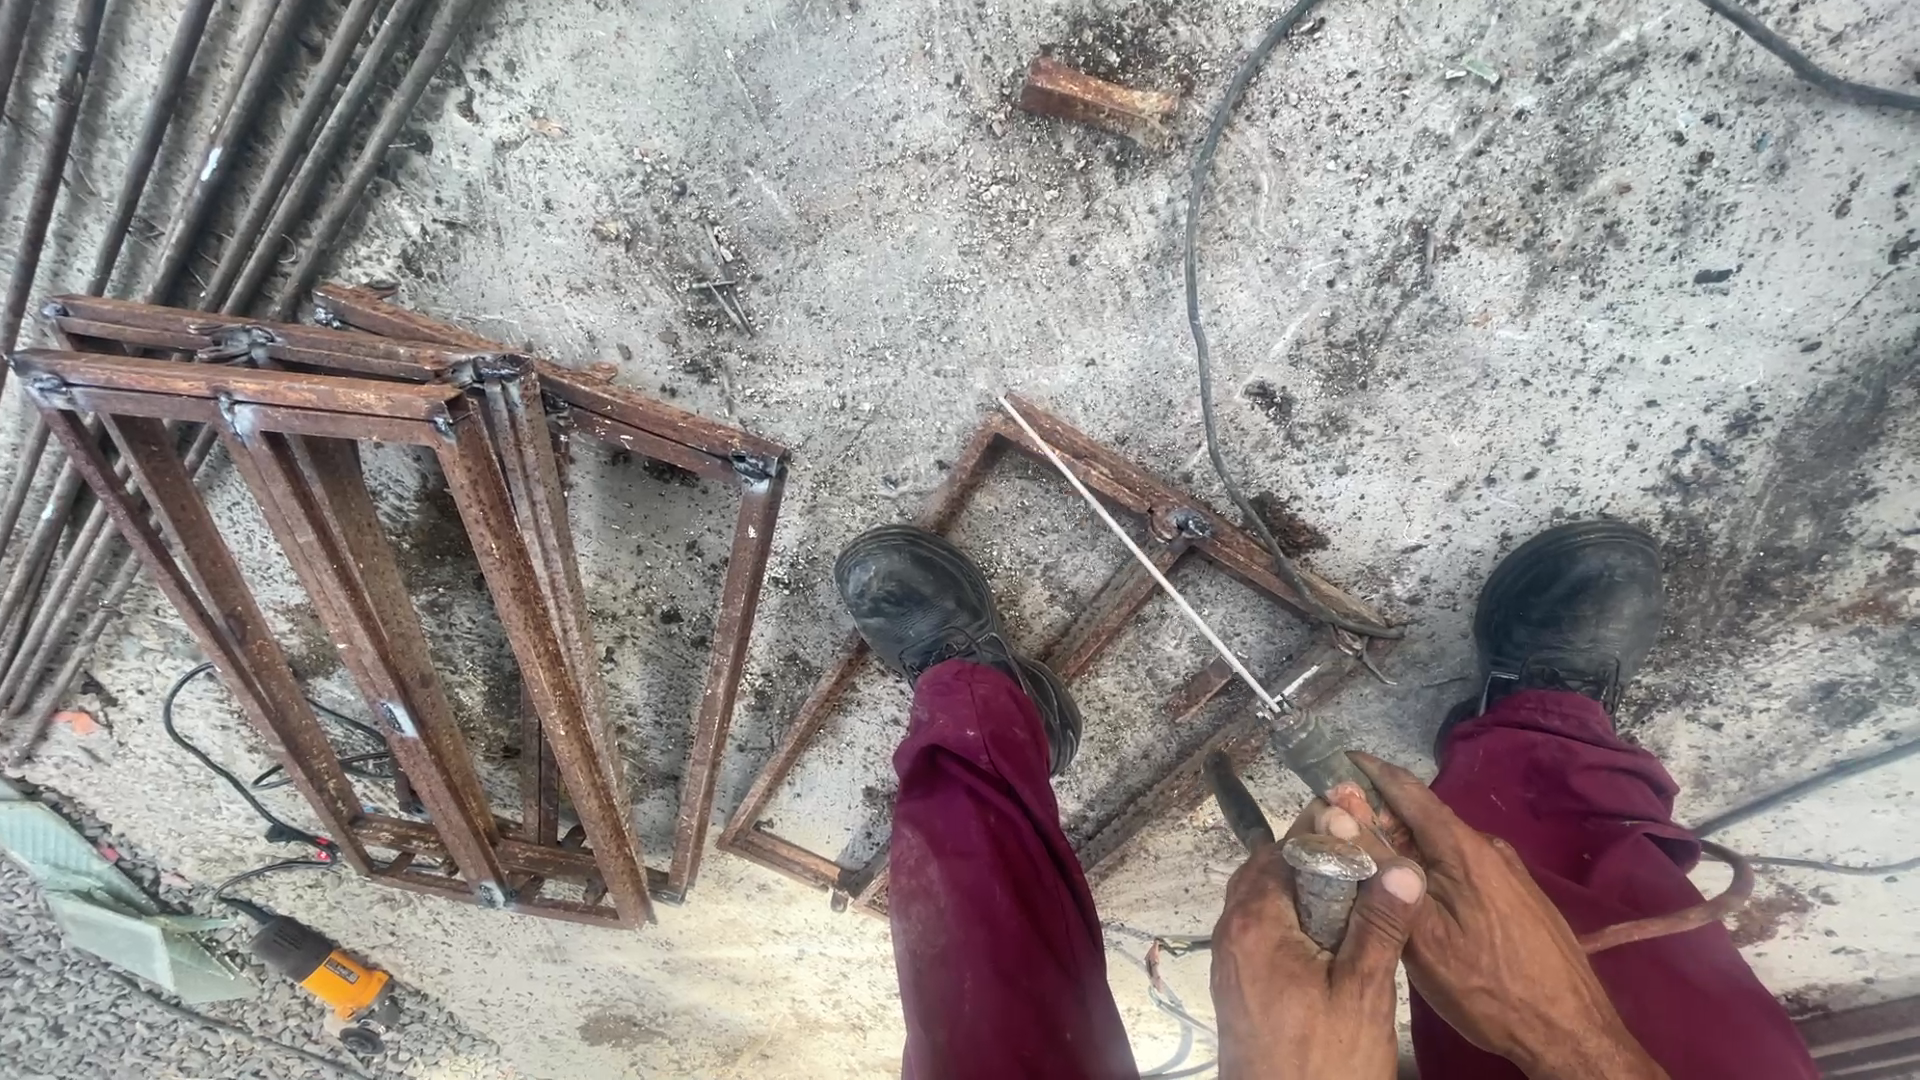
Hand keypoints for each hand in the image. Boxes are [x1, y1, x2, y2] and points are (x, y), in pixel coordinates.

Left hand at [1210, 801, 1428, 1079]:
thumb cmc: (1324, 1060)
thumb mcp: (1361, 993)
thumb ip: (1377, 926)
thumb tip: (1401, 867)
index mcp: (1256, 919)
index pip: (1283, 851)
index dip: (1317, 831)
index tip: (1350, 814)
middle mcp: (1231, 926)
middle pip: (1266, 869)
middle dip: (1307, 857)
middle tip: (1354, 856)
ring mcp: (1228, 953)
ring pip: (1259, 896)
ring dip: (1297, 887)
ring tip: (1346, 892)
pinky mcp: (1233, 977)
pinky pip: (1256, 925)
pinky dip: (1285, 915)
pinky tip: (1322, 932)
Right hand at [1350, 754, 1667, 1079]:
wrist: (1578, 1045)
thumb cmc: (1489, 987)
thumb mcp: (1419, 930)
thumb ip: (1378, 866)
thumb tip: (1339, 810)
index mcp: (1461, 847)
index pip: (1406, 788)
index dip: (1367, 769)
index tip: (1333, 759)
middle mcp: (1487, 848)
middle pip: (1420, 815)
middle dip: (1376, 812)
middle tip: (1336, 824)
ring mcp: (1508, 874)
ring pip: (1439, 843)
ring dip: (1401, 842)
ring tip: (1366, 859)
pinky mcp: (1518, 898)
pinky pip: (1459, 865)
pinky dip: (1426, 864)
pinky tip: (1412, 893)